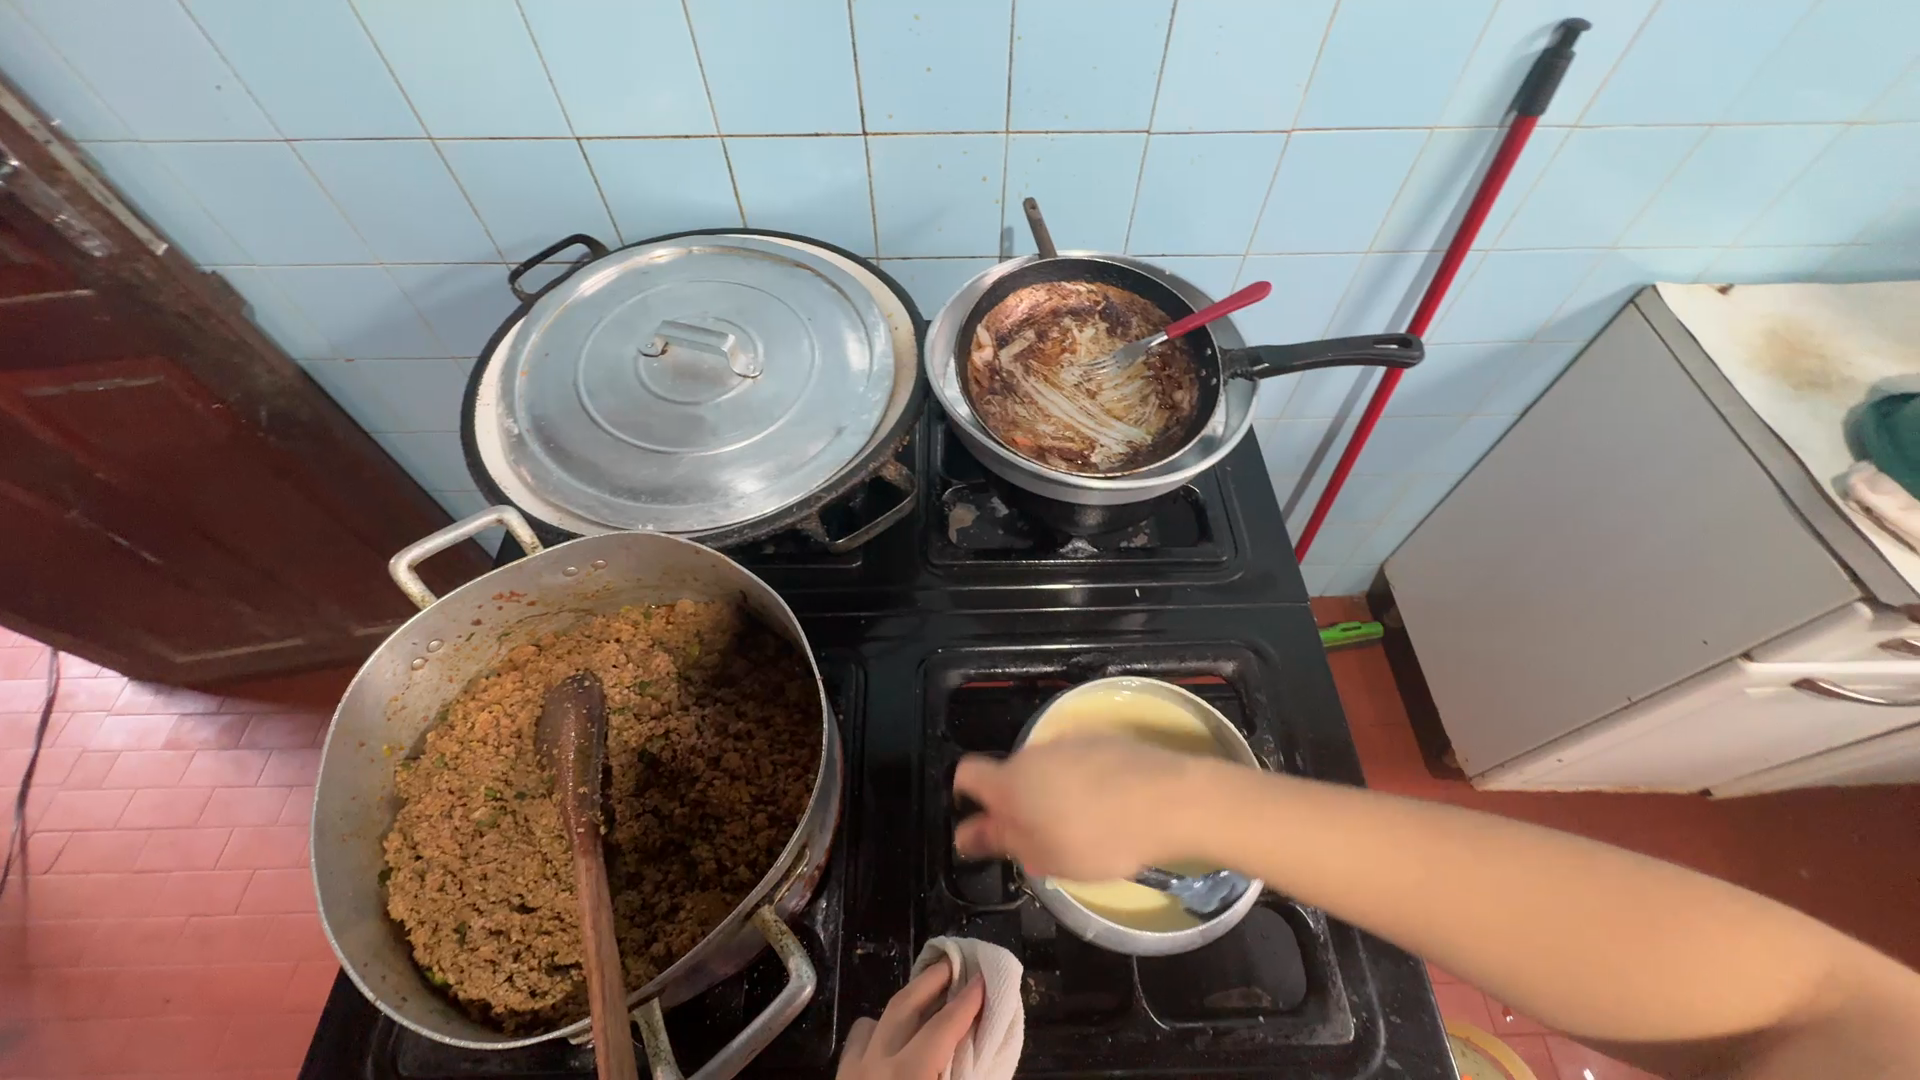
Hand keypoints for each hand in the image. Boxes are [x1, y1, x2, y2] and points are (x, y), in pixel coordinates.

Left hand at [837, 958, 983, 1079]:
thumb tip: (971, 1041)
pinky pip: (857, 1044)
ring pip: (874, 1020)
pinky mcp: (839, 1076)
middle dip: (930, 980)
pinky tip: (890, 1039)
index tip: (983, 979)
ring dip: (902, 1006)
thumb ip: (958, 1072)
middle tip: (954, 963)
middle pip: (904, 1006)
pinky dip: (876, 1033)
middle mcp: (875, 1065)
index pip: (942, 1028)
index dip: (966, 1002)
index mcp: (908, 1074)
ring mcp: (851, 1071)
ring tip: (925, 997)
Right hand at [952, 735, 1213, 879]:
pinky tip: (1108, 807)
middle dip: (1016, 803)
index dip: (965, 797)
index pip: (966, 775)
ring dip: (1051, 793)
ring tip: (1082, 827)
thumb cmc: (1099, 838)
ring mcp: (1069, 742)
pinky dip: (1082, 782)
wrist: (1169, 800)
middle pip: (1009, 774)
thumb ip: (1002, 841)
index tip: (982, 823)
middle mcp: (1032, 753)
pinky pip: (1077, 762)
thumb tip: (966, 834)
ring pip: (1045, 769)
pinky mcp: (1102, 739)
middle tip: (1039, 839)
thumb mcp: (1045, 856)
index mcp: (1009, 782)